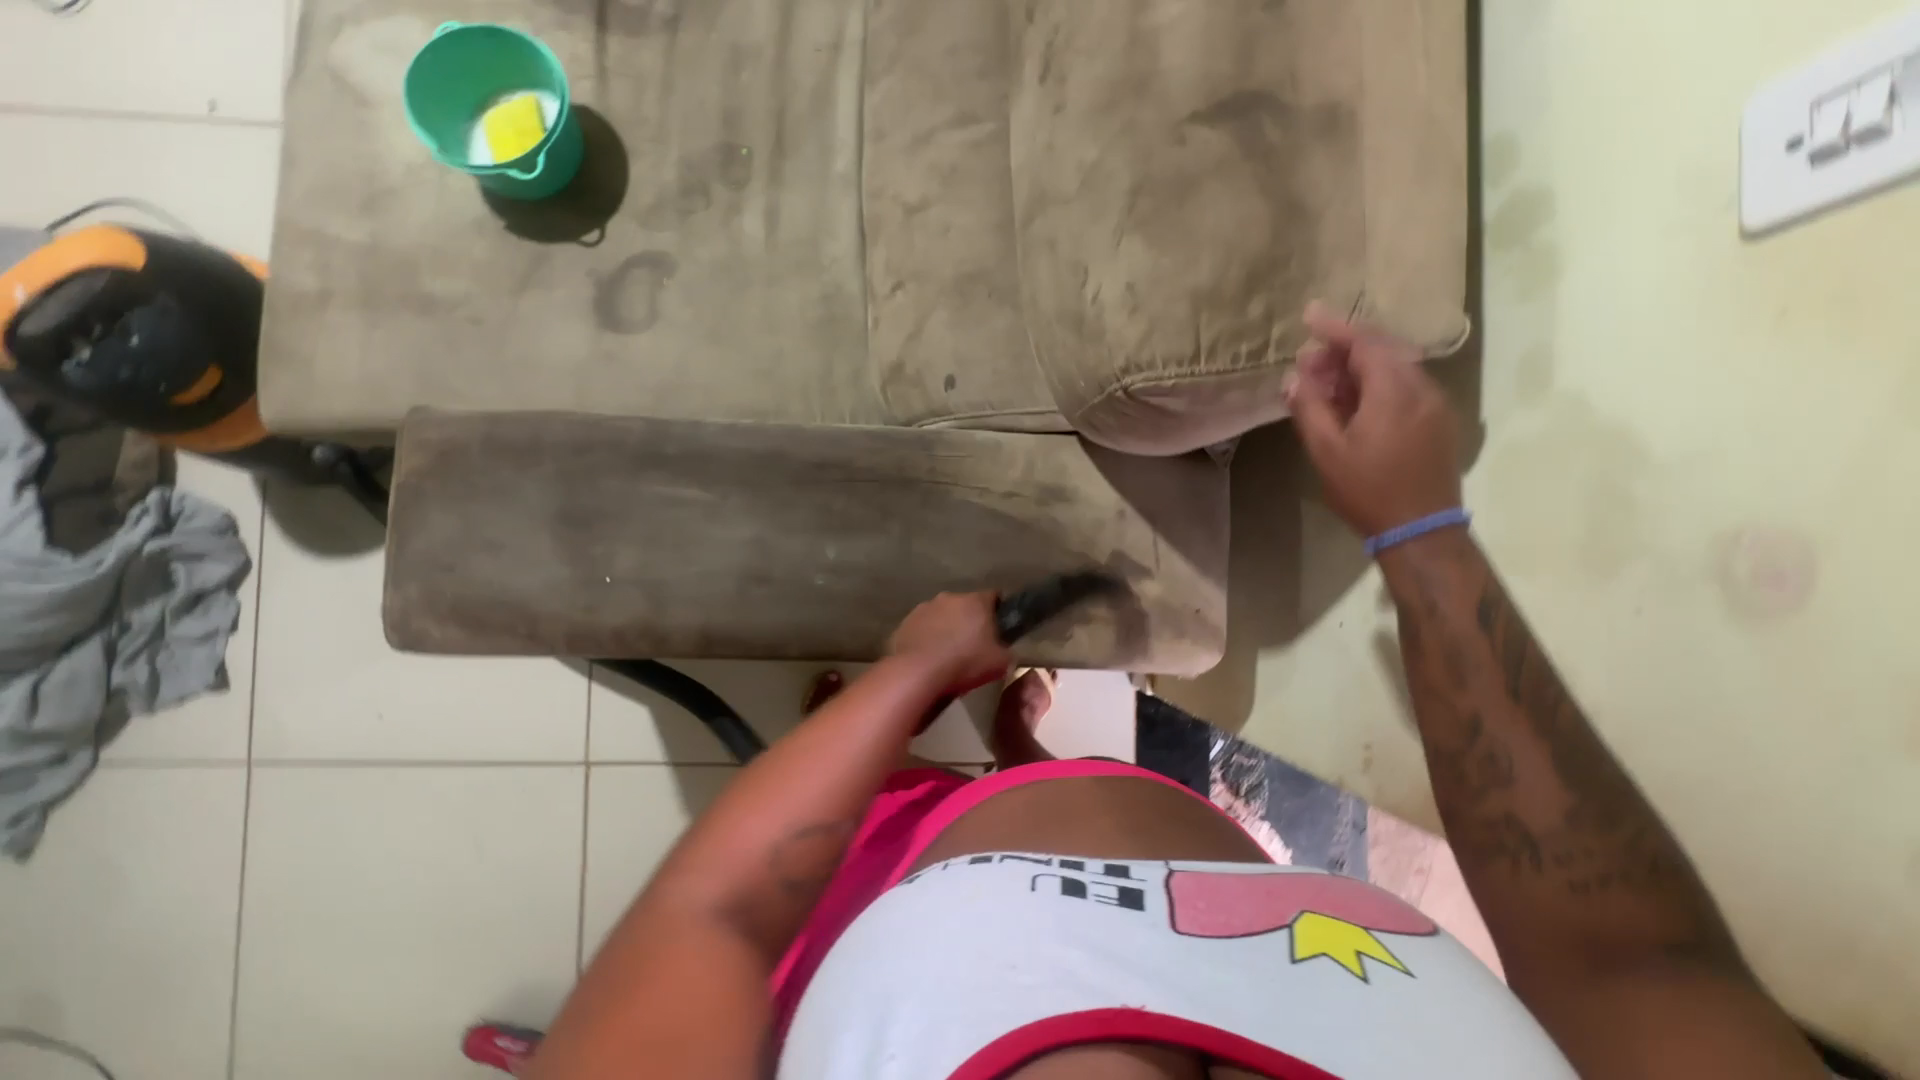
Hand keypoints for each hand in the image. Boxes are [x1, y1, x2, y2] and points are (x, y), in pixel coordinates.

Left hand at [886, 591, 1010, 692]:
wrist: (917, 673)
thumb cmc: (965, 664)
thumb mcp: (1000, 663)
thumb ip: (1007, 651)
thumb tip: (1005, 650)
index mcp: (976, 601)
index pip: (994, 596)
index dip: (999, 612)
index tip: (1000, 628)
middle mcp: (949, 597)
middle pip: (965, 605)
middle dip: (970, 620)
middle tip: (973, 645)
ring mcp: (924, 608)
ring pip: (941, 615)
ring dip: (946, 628)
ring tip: (947, 654)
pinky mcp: (905, 622)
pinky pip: (922, 627)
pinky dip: (926, 637)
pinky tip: (928, 657)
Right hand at [1283, 302, 1463, 537]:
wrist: (1421, 531)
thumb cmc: (1368, 491)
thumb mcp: (1327, 451)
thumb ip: (1310, 408)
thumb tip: (1295, 379)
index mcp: (1394, 391)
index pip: (1365, 342)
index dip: (1335, 327)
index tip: (1308, 315)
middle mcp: (1422, 389)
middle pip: (1382, 352)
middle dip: (1343, 350)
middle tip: (1308, 362)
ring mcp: (1435, 405)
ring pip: (1395, 370)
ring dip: (1359, 370)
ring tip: (1325, 385)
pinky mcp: (1438, 423)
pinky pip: (1405, 389)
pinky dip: (1376, 386)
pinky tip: (1354, 405)